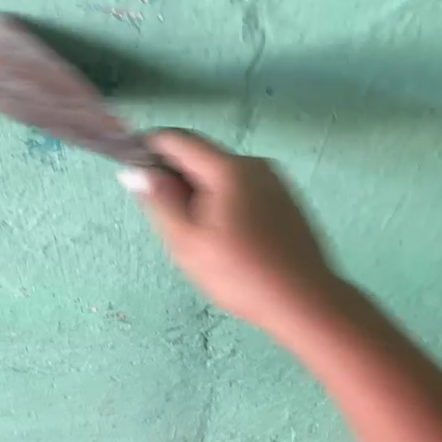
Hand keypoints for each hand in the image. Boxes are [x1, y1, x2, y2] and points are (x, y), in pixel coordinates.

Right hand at [120, 129, 351, 333]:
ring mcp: (276, 181)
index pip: (177, 139)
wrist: (305, 301)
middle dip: (178, 179)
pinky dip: (226, 204)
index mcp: (229, 168)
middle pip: (202, 157)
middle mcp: (255, 164)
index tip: (136, 176)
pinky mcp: (287, 201)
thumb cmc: (240, 274)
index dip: (149, 150)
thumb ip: (159, 200)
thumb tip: (136, 171)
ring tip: (201, 239)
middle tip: (171, 222)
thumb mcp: (187, 242)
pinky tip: (229, 241)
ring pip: (223, 176)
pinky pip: (244, 190)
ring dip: (202, 195)